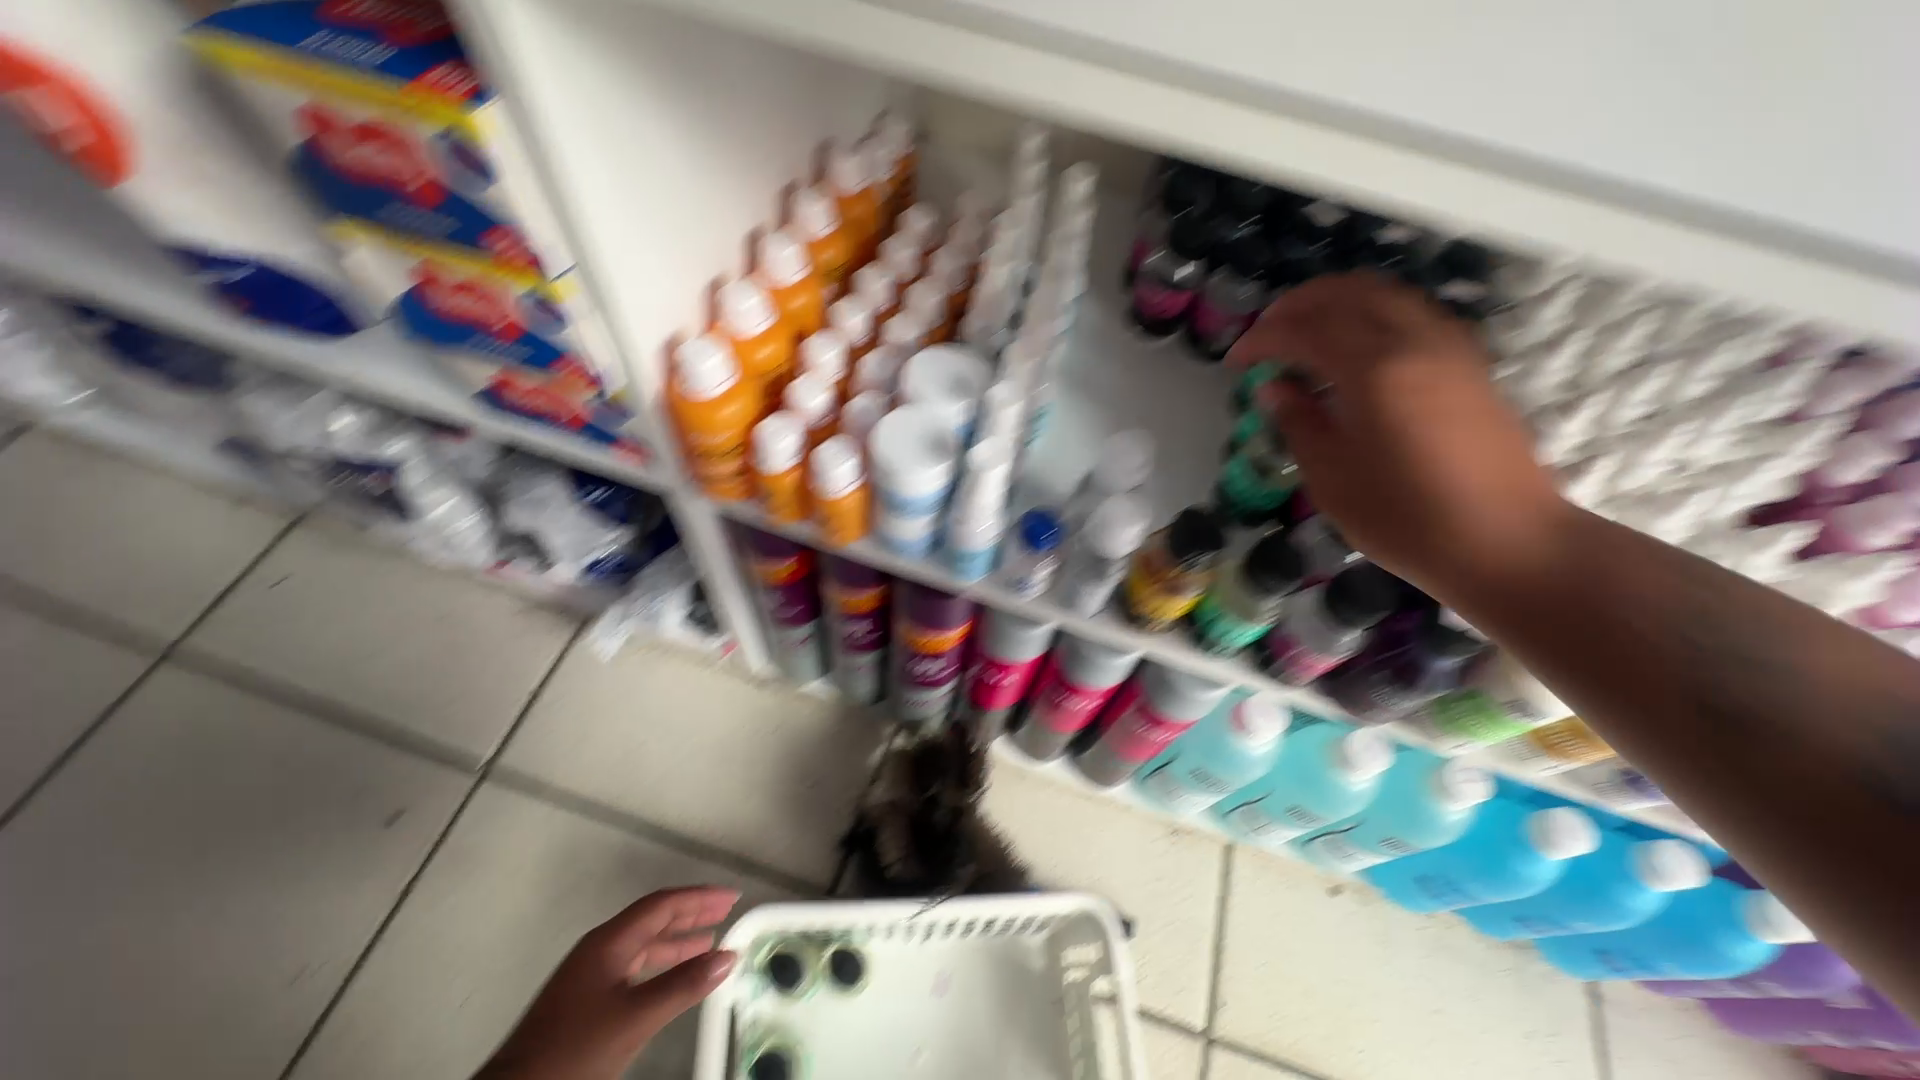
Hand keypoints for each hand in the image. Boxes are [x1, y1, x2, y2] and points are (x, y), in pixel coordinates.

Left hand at [475, 886, 740, 1079]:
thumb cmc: (576, 1048)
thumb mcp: (636, 1018)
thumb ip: (683, 985)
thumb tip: (729, 956)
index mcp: (608, 942)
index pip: (661, 905)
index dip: (699, 898)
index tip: (732, 897)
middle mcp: (600, 949)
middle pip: (652, 919)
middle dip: (692, 913)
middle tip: (727, 911)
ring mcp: (591, 974)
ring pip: (644, 945)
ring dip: (678, 940)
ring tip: (711, 941)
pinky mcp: (587, 998)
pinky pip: (635, 967)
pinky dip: (662, 964)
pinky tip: (675, 976)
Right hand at [1227, 273, 1571, 592]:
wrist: (1507, 542)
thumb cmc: (1407, 520)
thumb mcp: (1332, 480)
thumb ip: (1299, 423)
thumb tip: (1275, 388)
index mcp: (1373, 371)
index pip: (1304, 330)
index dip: (1262, 339)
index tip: (1235, 361)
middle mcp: (1413, 342)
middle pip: (1347, 293)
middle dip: (1297, 305)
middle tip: (1266, 333)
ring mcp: (1449, 347)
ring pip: (1385, 294)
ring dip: (1337, 301)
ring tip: (1306, 332)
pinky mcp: (1469, 362)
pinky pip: (1412, 312)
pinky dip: (1373, 313)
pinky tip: (1357, 347)